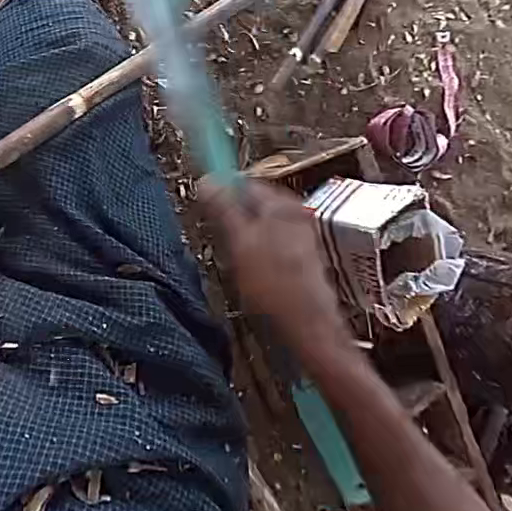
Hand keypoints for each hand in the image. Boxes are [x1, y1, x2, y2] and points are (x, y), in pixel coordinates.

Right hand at [200, 178, 348, 352]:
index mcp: (282, 204)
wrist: (308, 329)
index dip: (221, 192)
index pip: (244, 183)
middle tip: (217, 237)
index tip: (204, 207)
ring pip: (260, 226)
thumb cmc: (274, 286)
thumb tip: (206, 181)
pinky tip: (251, 274)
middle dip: (232, 218)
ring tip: (233, 260)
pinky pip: (271, 245)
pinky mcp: (302, 259)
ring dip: (243, 238)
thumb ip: (222, 208)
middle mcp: (297, 214)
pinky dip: (257, 253)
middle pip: (253, 204)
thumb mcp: (238, 242)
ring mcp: (302, 236)